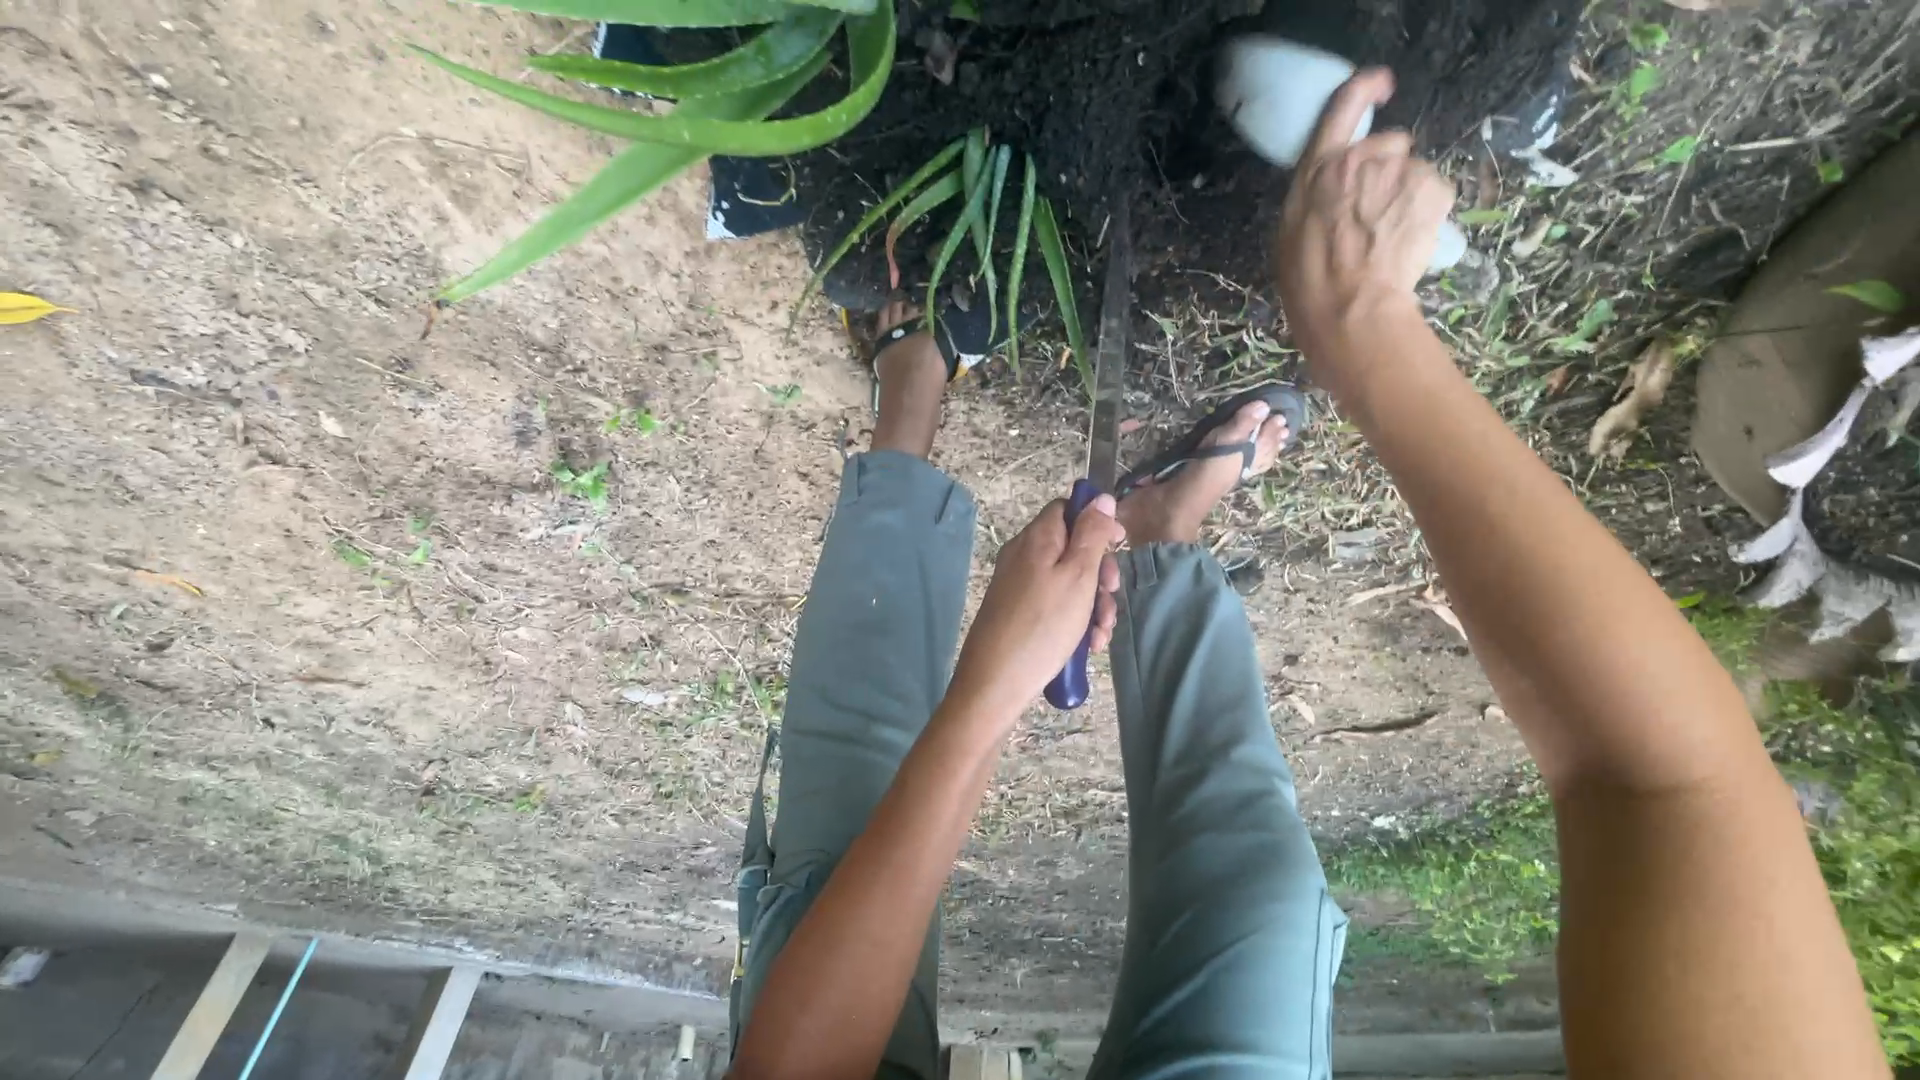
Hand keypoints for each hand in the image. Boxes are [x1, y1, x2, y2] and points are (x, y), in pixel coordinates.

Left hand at [948, 495, 1124, 719]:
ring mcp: (1019, 586)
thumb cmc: (1042, 626)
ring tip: (1101, 633)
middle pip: (1072, 549)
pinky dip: (1074, 621)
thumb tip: (1101, 498)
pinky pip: (1054, 605)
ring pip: (1068, 582)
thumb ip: (1091, 535)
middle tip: (1111, 596)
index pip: (1067, 509)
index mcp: (1036, 539)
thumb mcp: (1077, 576)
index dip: (1096, 522)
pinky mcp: (1018, 613)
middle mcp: (1024, 556)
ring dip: (1093, 604)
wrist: (996, 682)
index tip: (1120, 544)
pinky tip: (1087, 646)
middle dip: (1100, 573)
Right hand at [1272, 69, 1454, 396]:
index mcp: (1319, 169)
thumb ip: (1316, 196)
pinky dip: (1427, 211)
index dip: (1366, 87)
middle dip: (1388, 169)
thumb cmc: (1309, 283)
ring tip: (1391, 236)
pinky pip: (1434, 191)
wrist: (1351, 309)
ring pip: (1413, 172)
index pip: (1344, 105)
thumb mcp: (1290, 233)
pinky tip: (1408, 240)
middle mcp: (1361, 158)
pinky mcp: (1433, 188)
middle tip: (1375, 212)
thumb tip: (1334, 191)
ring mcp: (1401, 170)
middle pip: (1390, 145)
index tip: (1382, 86)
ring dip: (1407, 195)